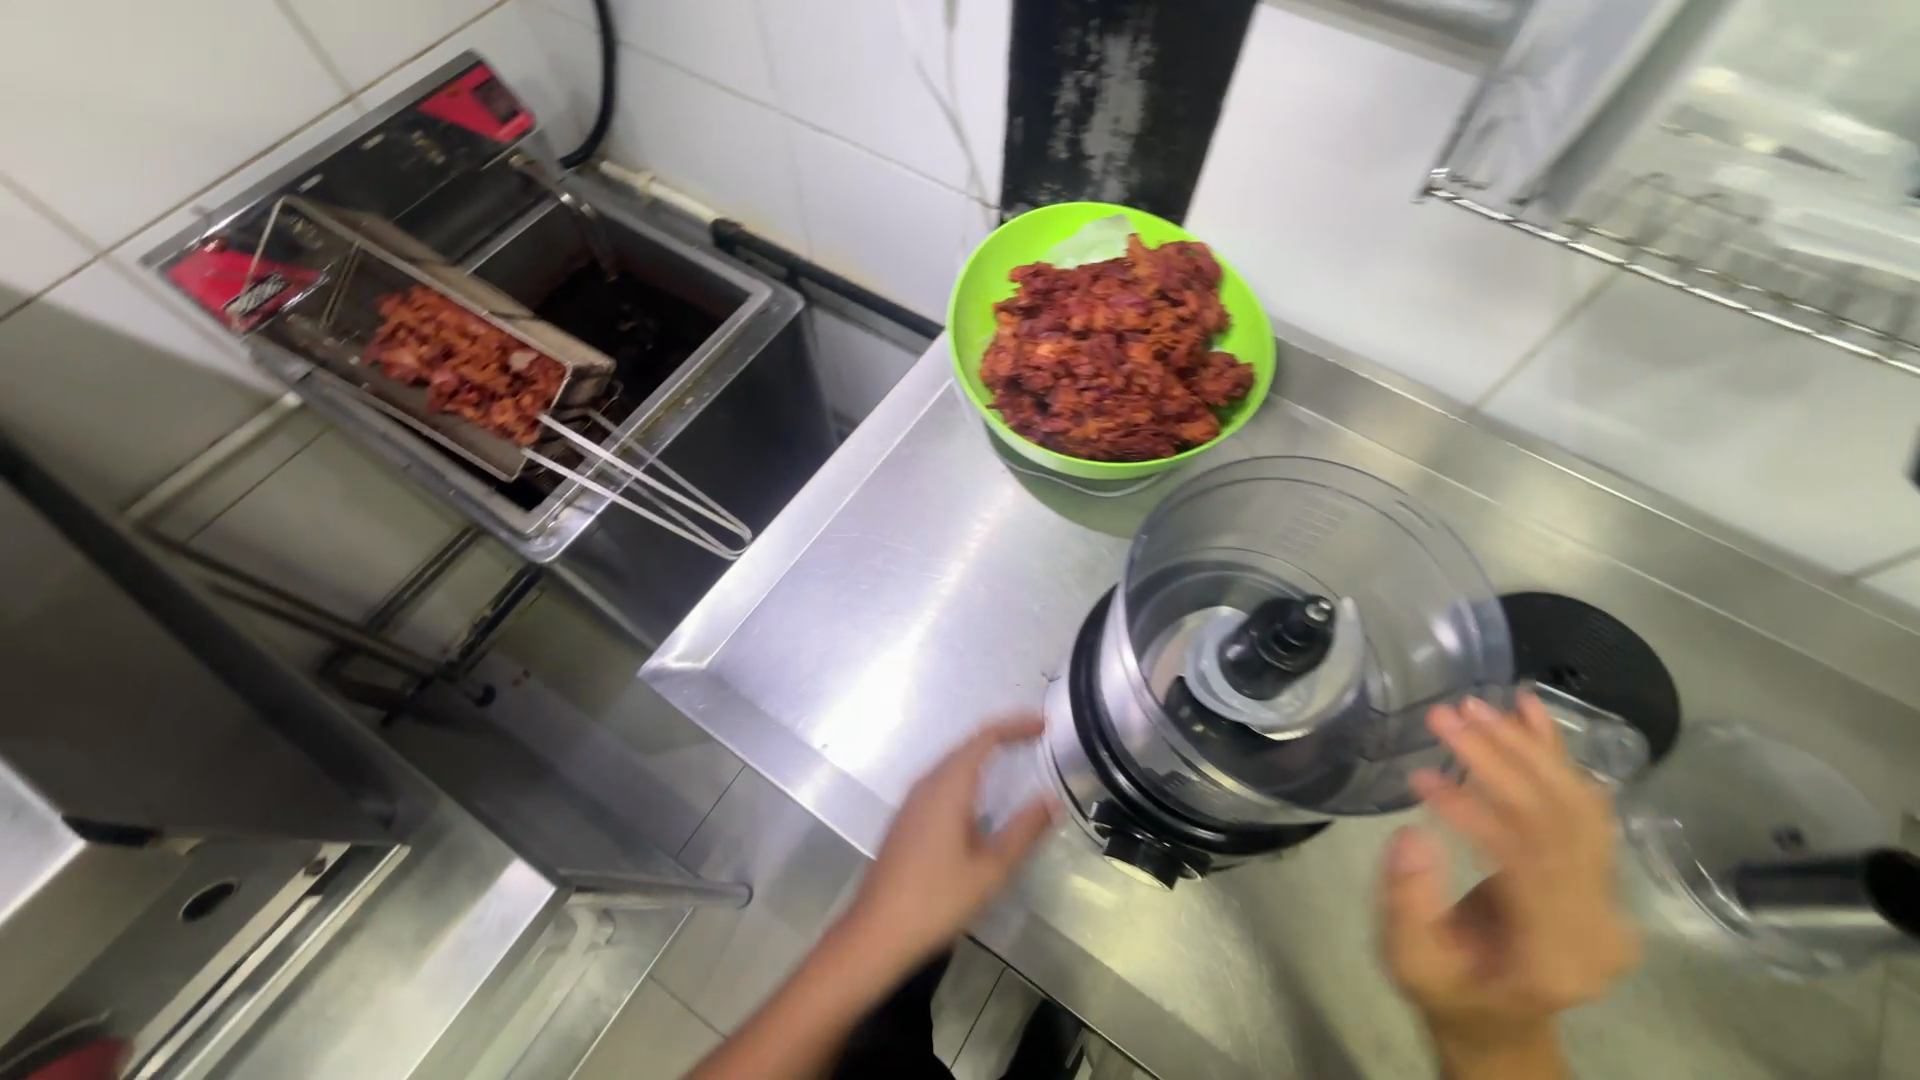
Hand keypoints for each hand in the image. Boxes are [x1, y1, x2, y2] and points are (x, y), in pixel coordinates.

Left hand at [841, 716, 1057, 973]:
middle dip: (1001, 737)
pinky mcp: (905, 821)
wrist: (876, 933)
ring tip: (1014, 762)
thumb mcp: (990, 869)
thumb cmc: (937, 900)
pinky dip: (967, 777)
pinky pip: (941, 783)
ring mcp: (911, 802)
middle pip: (967, 747)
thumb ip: (1024, 831)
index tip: (1043, 725)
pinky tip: (980, 802)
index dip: (1015, 725)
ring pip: (952, 765)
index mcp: (948, 786)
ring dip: (982, 757)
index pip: (985, 738)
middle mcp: (926, 784)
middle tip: (1035, 740)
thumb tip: (1051, 801)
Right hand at [1381, 692, 1638, 1069]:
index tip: (1420, 777)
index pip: (1529, 860)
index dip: (1475, 810)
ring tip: (1477, 705)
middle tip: (1445, 716)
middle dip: (1500, 761)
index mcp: (1559, 952)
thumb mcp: (1411, 960)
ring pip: (1578, 805)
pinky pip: (1585, 806)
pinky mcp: (1598, 873)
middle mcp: (1600, 921)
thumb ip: (1410, 903)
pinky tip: (1531, 710)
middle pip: (1561, 822)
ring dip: (1527, 748)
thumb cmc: (1447, 989)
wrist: (1499, 1016)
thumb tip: (1410, 834)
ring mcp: (1608, 896)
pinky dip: (1556, 754)